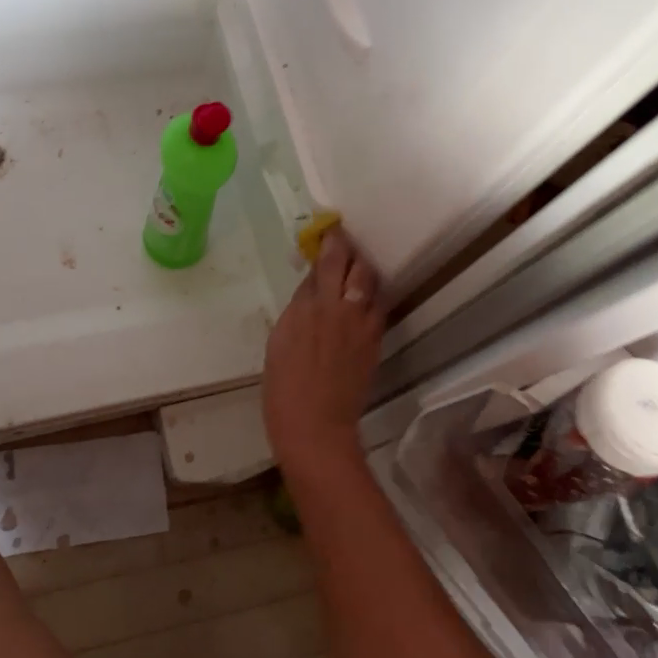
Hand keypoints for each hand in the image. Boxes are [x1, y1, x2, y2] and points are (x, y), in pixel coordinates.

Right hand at [263, 229, 385, 465]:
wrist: (315, 426)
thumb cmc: (283, 388)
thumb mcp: (280, 340)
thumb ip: (298, 309)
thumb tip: (311, 289)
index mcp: (308, 307)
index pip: (323, 263)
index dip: (327, 244)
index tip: (328, 231)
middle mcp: (339, 308)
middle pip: (352, 265)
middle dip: (348, 249)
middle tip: (343, 243)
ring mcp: (362, 324)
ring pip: (370, 282)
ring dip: (363, 270)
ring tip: (357, 267)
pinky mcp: (375, 341)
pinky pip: (378, 307)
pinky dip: (371, 296)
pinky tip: (365, 298)